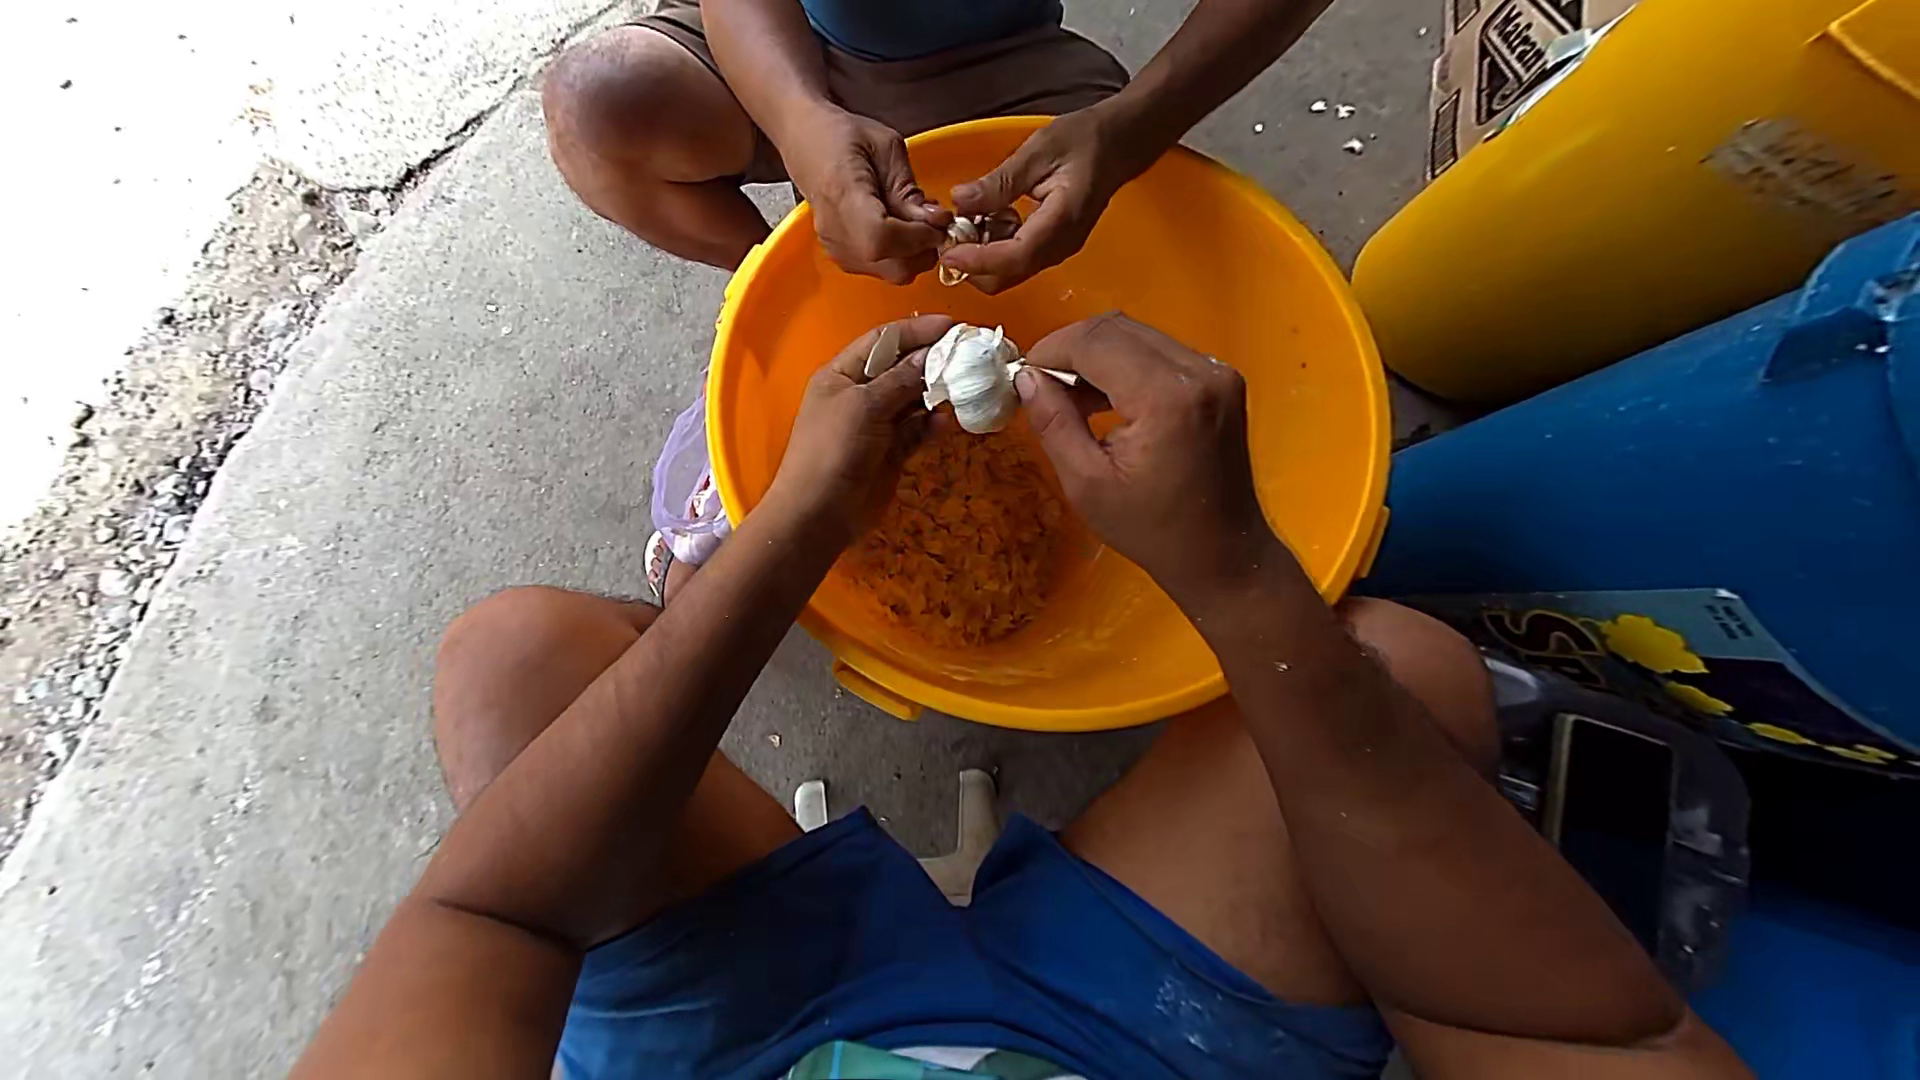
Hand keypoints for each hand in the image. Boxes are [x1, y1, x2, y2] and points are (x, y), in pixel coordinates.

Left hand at [767, 314, 955, 542]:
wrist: (819, 513)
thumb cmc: (833, 450)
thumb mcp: (864, 406)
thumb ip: (900, 380)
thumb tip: (932, 355)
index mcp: (842, 374)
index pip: (883, 341)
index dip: (917, 331)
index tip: (953, 325)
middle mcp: (860, 394)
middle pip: (902, 369)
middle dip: (933, 361)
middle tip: (970, 355)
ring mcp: (876, 425)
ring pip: (914, 401)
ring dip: (937, 395)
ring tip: (964, 388)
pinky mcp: (891, 452)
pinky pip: (916, 431)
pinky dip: (932, 426)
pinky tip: (947, 423)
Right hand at [781, 107, 952, 283]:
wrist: (809, 144)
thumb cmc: (844, 138)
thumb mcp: (887, 149)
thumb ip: (911, 191)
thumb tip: (936, 223)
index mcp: (841, 193)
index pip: (882, 238)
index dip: (918, 238)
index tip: (939, 225)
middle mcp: (835, 231)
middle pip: (892, 266)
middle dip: (925, 250)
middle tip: (936, 227)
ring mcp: (839, 250)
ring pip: (893, 274)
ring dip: (917, 255)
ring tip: (920, 227)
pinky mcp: (846, 260)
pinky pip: (884, 270)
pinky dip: (903, 257)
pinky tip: (903, 234)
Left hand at [939, 104, 1158, 293]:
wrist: (1117, 147)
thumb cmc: (1084, 142)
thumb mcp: (1038, 151)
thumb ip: (999, 182)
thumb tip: (960, 200)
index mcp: (1061, 223)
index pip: (1014, 257)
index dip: (978, 261)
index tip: (949, 254)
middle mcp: (1059, 248)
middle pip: (1006, 277)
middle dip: (974, 264)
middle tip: (954, 232)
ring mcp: (1055, 253)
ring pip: (1008, 273)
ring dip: (983, 256)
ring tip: (975, 219)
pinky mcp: (1049, 251)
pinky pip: (1015, 262)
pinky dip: (995, 248)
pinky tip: (993, 219)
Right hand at [1015, 313, 1288, 598]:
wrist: (1221, 553)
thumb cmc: (1150, 529)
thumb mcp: (1086, 484)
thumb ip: (1054, 423)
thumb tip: (1026, 378)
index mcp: (1166, 398)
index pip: (1096, 342)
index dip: (1051, 350)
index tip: (1024, 374)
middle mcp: (1199, 372)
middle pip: (1118, 328)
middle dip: (1071, 348)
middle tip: (1042, 383)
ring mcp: (1216, 373)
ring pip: (1139, 335)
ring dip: (1097, 354)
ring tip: (1070, 394)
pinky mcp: (1221, 381)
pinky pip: (1160, 352)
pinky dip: (1125, 364)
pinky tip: (1105, 398)